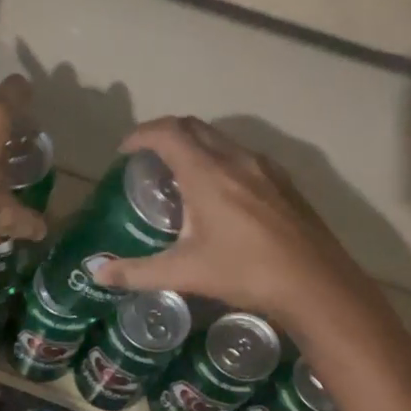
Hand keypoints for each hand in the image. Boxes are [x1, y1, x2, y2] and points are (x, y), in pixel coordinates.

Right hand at [93, 117, 371, 322]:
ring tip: (178, 177)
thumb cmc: (243, 273)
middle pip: (195, 128)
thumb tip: (97, 273)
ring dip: (194, 147)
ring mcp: (265, 168)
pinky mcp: (283, 182)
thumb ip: (136, 272)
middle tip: (147, 160)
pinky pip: (242, 157)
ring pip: (221, 141)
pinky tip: (216, 196)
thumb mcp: (183, 274)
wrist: (312, 282)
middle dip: (165, 135)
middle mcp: (236, 160)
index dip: (142, 135)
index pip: (168, 133)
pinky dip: (218, 162)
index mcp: (208, 174)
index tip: (125, 151)